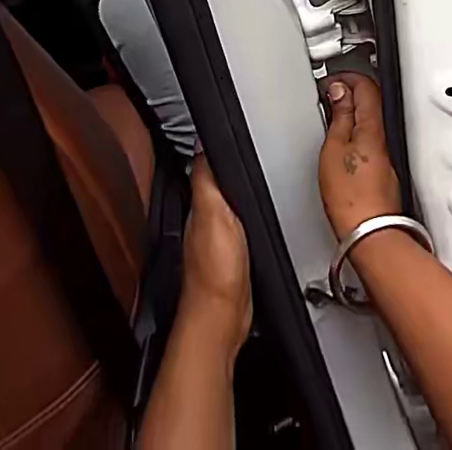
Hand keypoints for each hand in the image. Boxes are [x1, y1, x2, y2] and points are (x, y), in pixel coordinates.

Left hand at [179, 156, 250, 351]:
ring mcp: (216, 238)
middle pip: (215, 183)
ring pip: (226, 204)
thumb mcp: (214, 213)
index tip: (222, 133)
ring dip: (235, 193)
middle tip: (239, 152)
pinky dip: (245, 218)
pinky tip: (253, 219)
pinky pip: (238, 226)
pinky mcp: (230, 255)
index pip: (203, 165)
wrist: (223, 318)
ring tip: (247, 180)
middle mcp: (203, 219)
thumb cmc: (217, 272)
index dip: (213, 148)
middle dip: (225, 168)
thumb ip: (207, 178)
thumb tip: (202, 143)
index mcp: (199, 204)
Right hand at [318, 72, 402, 237]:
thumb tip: (339, 93)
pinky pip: (371, 139)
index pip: (367, 87)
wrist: (369, 234)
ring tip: (332, 117)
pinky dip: (357, 132)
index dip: (348, 77)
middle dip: (351, 92)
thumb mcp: (333, 148)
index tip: (331, 82)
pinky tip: (342, 142)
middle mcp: (385, 139)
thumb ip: (338, 117)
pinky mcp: (382, 171)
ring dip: (353, 112)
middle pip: (372, 102)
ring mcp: (386, 156)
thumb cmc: (350, 198)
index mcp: (373, 128)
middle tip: (330, 95)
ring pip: (372, 121)